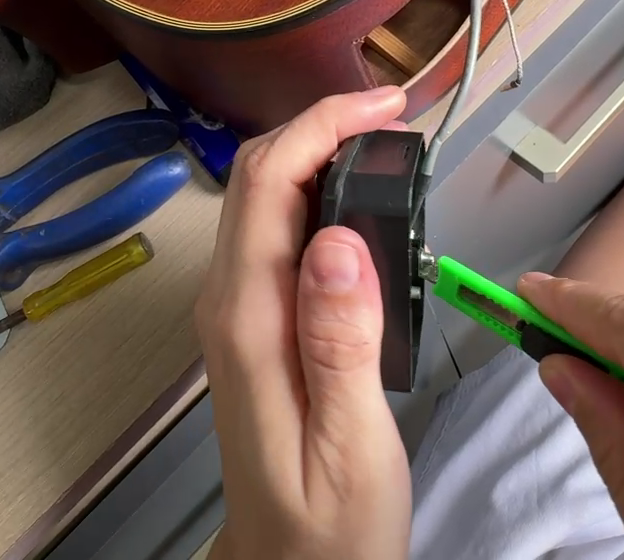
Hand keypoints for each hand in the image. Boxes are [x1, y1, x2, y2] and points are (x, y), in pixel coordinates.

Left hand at [196, 88, 411, 559]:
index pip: (267, 184)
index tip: (383, 106)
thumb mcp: (347, 445)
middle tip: (392, 114)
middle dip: (319, 124)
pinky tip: (357, 190)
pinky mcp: (255, 313)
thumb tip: (339, 240)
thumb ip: (339, 342)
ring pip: (265, 194)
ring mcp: (238, 303)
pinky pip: (278, 226)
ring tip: (381, 138)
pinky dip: (316, 187)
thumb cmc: (325, 525)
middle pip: (258, 176)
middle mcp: (231, 296)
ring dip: (317, 149)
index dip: (320, 126)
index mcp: (248, 316)